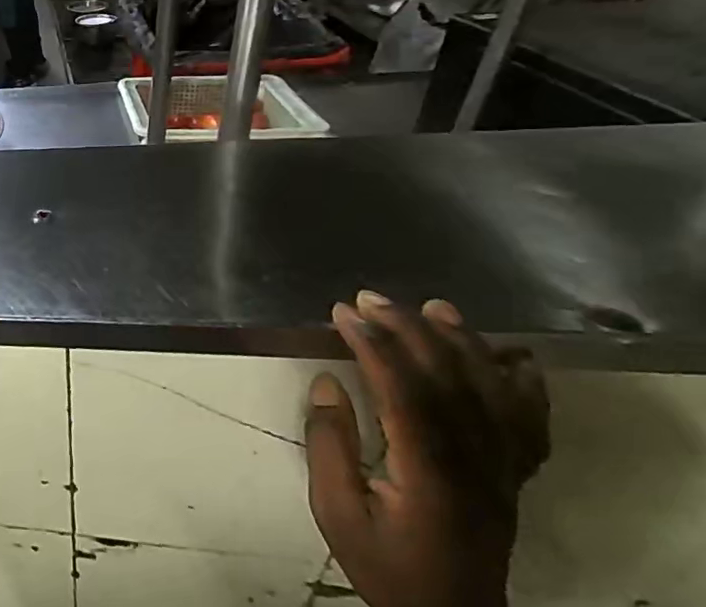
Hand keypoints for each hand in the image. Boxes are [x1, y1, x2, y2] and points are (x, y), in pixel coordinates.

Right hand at [305, 293, 550, 606]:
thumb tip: (328, 383)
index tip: (342, 312)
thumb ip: (330, 445)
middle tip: (370, 298)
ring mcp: (503, 472)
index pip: (405, 394)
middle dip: (410, 333)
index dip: (374, 347)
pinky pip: (529, 426)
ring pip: (493, 397)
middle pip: (451, 385)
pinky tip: (513, 358)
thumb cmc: (382, 561)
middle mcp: (477, 466)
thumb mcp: (335, 508)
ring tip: (434, 307)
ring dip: (464, 346)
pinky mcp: (511, 477)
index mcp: (429, 474)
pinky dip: (524, 387)